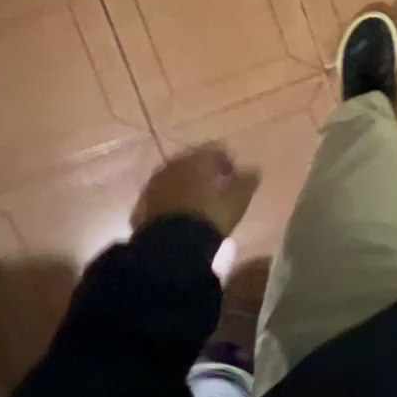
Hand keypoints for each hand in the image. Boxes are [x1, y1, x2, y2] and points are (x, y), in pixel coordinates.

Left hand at [132, 146, 260, 236]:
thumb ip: (247, 181)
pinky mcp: (142, 203)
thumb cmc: (210, 216)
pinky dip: (171, 199)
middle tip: (216, 189)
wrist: (170, 246)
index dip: (228, 163)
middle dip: (205, 172)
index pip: (217, 150)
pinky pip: (162, 195)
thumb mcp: (238, 200)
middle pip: (194, 162)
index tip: (235, 178)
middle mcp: (175, 164)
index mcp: (199, 159)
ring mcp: (155, 183)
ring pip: (176, 177)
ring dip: (186, 185)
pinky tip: (179, 214)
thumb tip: (253, 169)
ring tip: (197, 202)